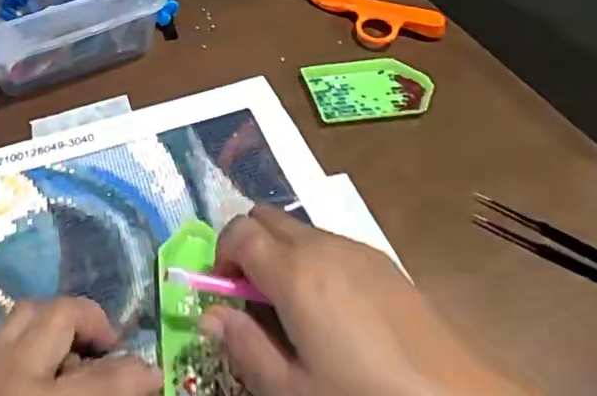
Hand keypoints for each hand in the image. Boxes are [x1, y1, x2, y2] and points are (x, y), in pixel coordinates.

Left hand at [0, 296, 162, 395]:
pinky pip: (3, 332)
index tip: (155, 376)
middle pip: (61, 316)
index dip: (138, 375)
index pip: (105, 380)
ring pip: (28, 312)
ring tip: (76, 352)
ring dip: (59, 322)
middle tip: (111, 351)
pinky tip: (39, 366)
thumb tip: (134, 384)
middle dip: (93, 323)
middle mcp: (12, 375)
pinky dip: (29, 335)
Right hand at [200, 207, 536, 395]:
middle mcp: (322, 245)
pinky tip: (334, 317)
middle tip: (252, 301)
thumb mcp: (295, 393)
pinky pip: (331, 246)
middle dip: (247, 247)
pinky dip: (313, 262)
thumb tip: (212, 314)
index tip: (224, 296)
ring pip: (298, 230)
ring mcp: (357, 250)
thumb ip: (246, 347)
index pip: (239, 232)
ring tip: (293, 315)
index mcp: (295, 271)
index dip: (221, 256)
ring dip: (280, 255)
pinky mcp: (385, 265)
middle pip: (266, 218)